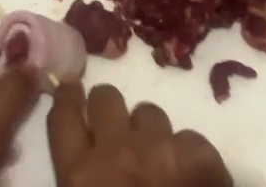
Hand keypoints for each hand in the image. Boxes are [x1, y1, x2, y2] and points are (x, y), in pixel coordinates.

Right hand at [47, 82, 232, 186]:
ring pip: (149, 113)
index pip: (64, 116)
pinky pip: (189, 137)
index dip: (68, 98)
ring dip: (149, 134)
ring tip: (157, 162)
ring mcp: (161, 149)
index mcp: (81, 177)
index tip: (72, 90)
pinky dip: (188, 155)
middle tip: (117, 133)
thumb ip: (78, 183)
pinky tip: (191, 181)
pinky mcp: (201, 157)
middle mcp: (116, 151)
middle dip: (110, 111)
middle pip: (106, 98)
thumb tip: (79, 168)